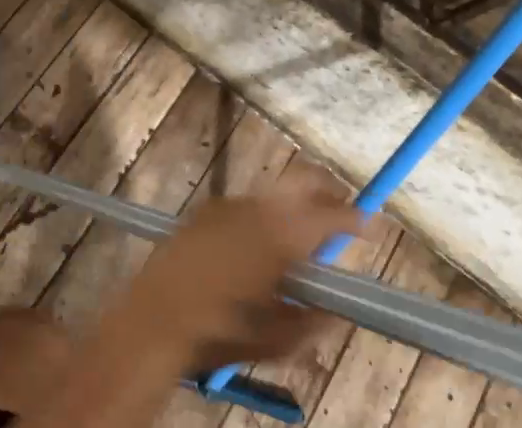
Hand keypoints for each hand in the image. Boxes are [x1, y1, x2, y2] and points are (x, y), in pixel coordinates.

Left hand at [124, 191, 364, 371]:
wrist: (153, 316)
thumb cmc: (218, 331)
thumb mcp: (275, 339)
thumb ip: (312, 321)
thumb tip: (335, 311)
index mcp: (280, 238)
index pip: (328, 214)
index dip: (353, 217)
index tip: (368, 224)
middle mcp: (255, 210)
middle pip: (300, 182)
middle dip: (325, 193)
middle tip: (341, 212)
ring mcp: (225, 205)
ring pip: (272, 192)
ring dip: (293, 202)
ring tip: (303, 229)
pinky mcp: (203, 210)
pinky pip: (245, 203)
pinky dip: (263, 211)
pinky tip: (261, 237)